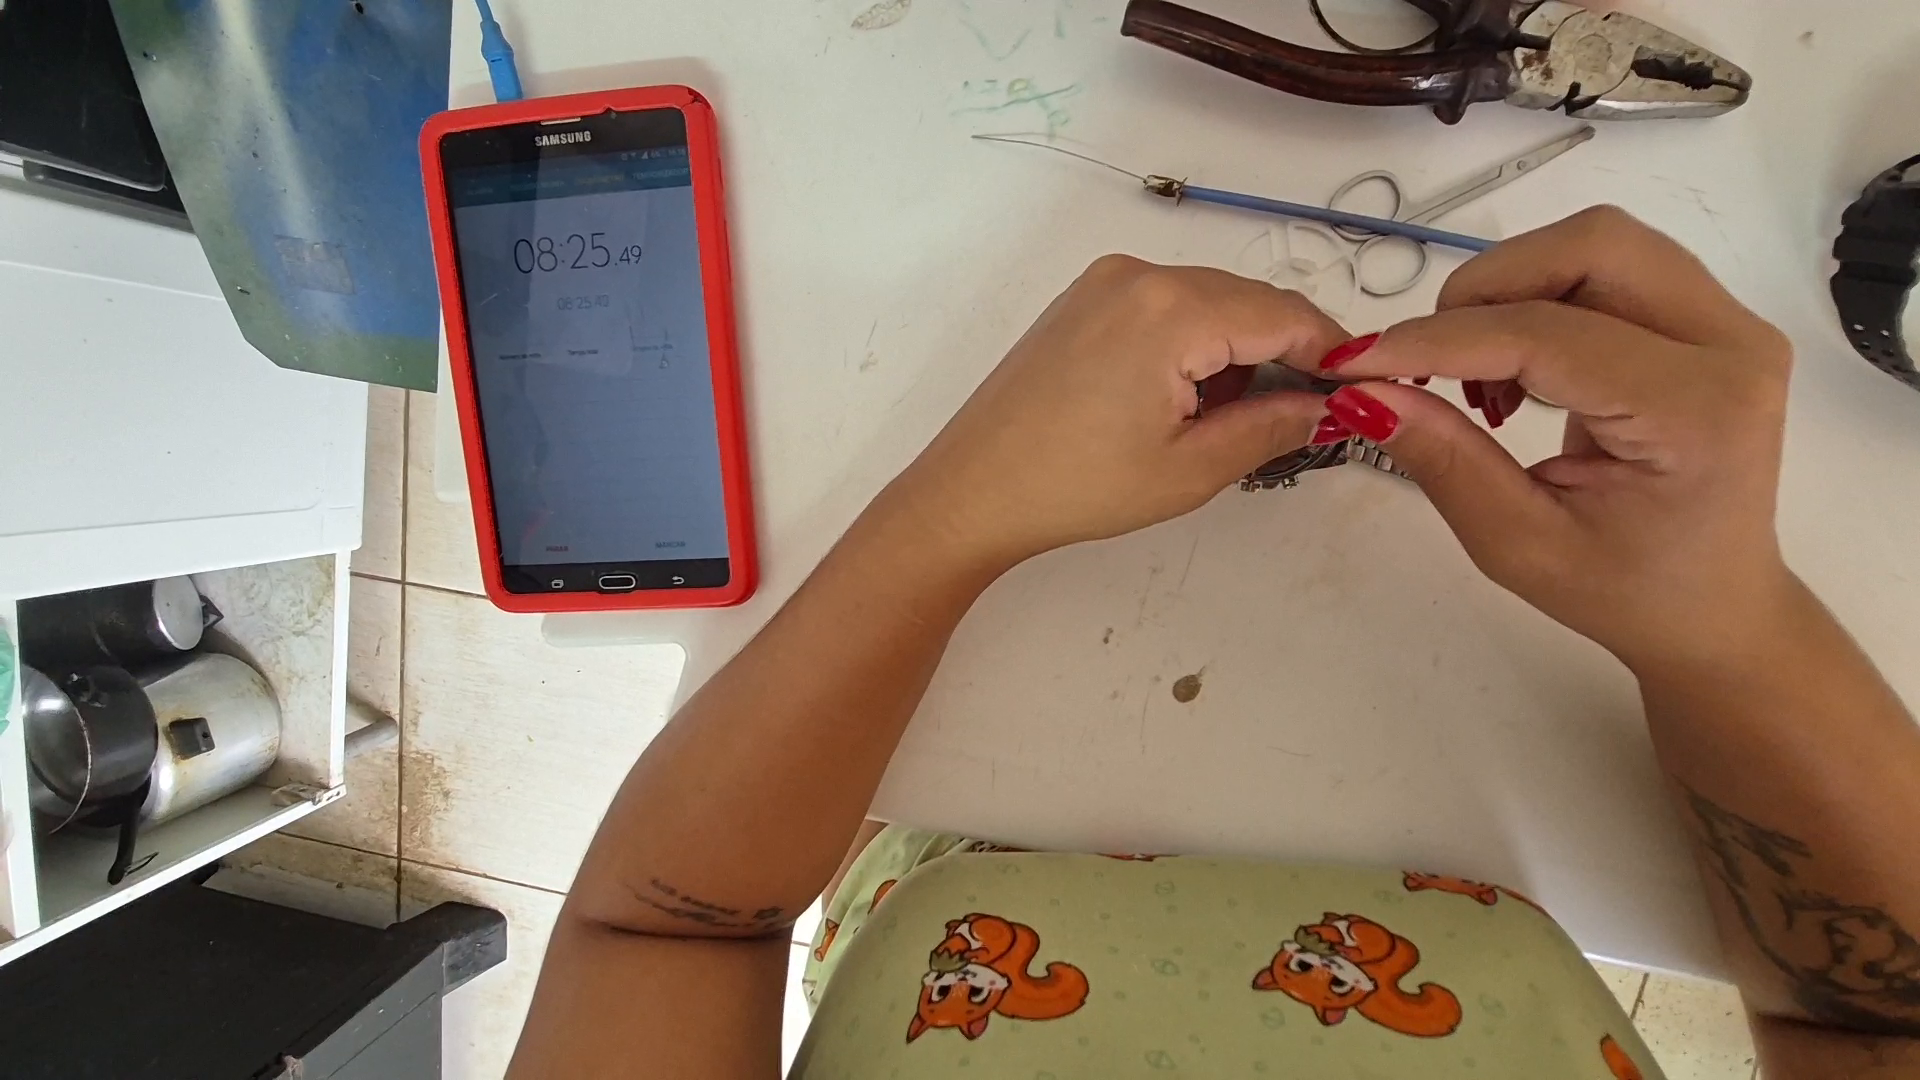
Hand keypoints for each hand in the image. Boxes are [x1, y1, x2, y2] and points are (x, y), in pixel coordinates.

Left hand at [884, 255, 1349, 570]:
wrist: (973, 493)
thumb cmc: (1075, 488)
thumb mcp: (1189, 469)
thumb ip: (1272, 427)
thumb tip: (1328, 405)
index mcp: (1171, 308)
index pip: (1286, 312)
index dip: (1333, 351)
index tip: (1357, 390)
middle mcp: (1137, 274)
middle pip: (1244, 301)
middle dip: (1282, 352)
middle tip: (1293, 417)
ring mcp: (1100, 284)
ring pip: (1203, 303)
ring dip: (1232, 349)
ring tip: (1225, 417)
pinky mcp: (1077, 303)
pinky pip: (1159, 307)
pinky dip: (1187, 343)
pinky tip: (1179, 396)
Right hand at [1306, 207, 1795, 669]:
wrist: (1707, 602)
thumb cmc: (1615, 588)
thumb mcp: (1511, 541)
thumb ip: (1441, 459)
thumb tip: (1361, 395)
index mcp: (1692, 412)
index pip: (1544, 335)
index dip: (1433, 341)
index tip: (1348, 363)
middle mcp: (1727, 344)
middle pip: (1588, 247)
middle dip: (1478, 291)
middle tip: (1422, 365)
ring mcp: (1723, 323)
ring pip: (1592, 246)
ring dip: (1502, 294)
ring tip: (1468, 376)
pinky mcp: (1700, 322)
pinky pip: (1599, 272)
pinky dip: (1527, 303)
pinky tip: (1505, 372)